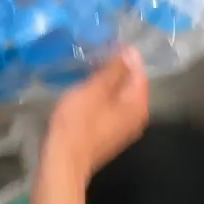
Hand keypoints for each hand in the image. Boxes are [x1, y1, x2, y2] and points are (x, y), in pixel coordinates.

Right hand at [44, 49, 149, 183]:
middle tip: (95, 53)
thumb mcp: (95, 90)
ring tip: (88, 68)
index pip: (140, 72)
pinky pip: (111, 108)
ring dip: (107, 82)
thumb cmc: (78, 122)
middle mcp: (137, 118)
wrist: (63, 161)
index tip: (107, 43)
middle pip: (131, 85)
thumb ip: (115, 70)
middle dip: (116, 68)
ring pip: (120, 97)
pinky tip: (86, 90)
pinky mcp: (109, 134)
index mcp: (138, 106)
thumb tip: (130, 52)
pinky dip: (102, 96)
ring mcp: (123, 129)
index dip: (125, 56)